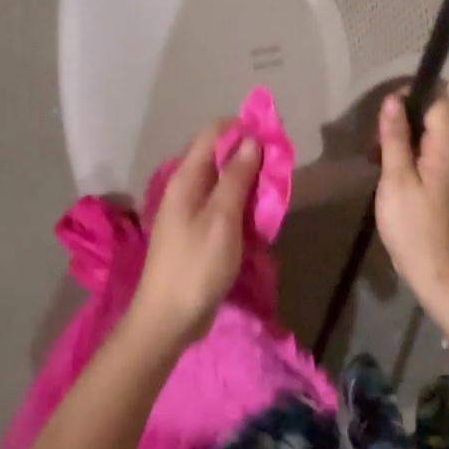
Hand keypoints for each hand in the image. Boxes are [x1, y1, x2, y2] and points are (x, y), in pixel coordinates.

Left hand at [128, 123, 261, 347]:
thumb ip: (236, 176)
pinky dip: (242, 207)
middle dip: (250, 157)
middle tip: (280, 169)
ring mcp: (189, 212)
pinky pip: (223, 207)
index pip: (213, 134)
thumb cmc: (196, 265)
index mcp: (186, 179)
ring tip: (274, 194)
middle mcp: (185, 189)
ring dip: (249, 184)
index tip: (273, 135)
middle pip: (219, 157)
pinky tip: (258, 220)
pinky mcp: (197, 234)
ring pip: (224, 184)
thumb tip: (251, 140)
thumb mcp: (222, 218)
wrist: (168, 320)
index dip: (242, 128)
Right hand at [374, 92, 448, 299]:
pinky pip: (422, 156)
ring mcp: (446, 171)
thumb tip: (392, 99)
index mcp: (444, 148)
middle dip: (403, 115)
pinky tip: (385, 168)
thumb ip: (394, 137)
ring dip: (400, 136)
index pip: (440, 101)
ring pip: (425, 138)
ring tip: (375, 151)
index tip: (388, 100)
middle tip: (375, 132)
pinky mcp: (438, 186)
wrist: (433, 270)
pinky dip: (404, 154)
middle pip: (432, 117)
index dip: (416, 91)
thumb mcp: (396, 178)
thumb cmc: (412, 224)